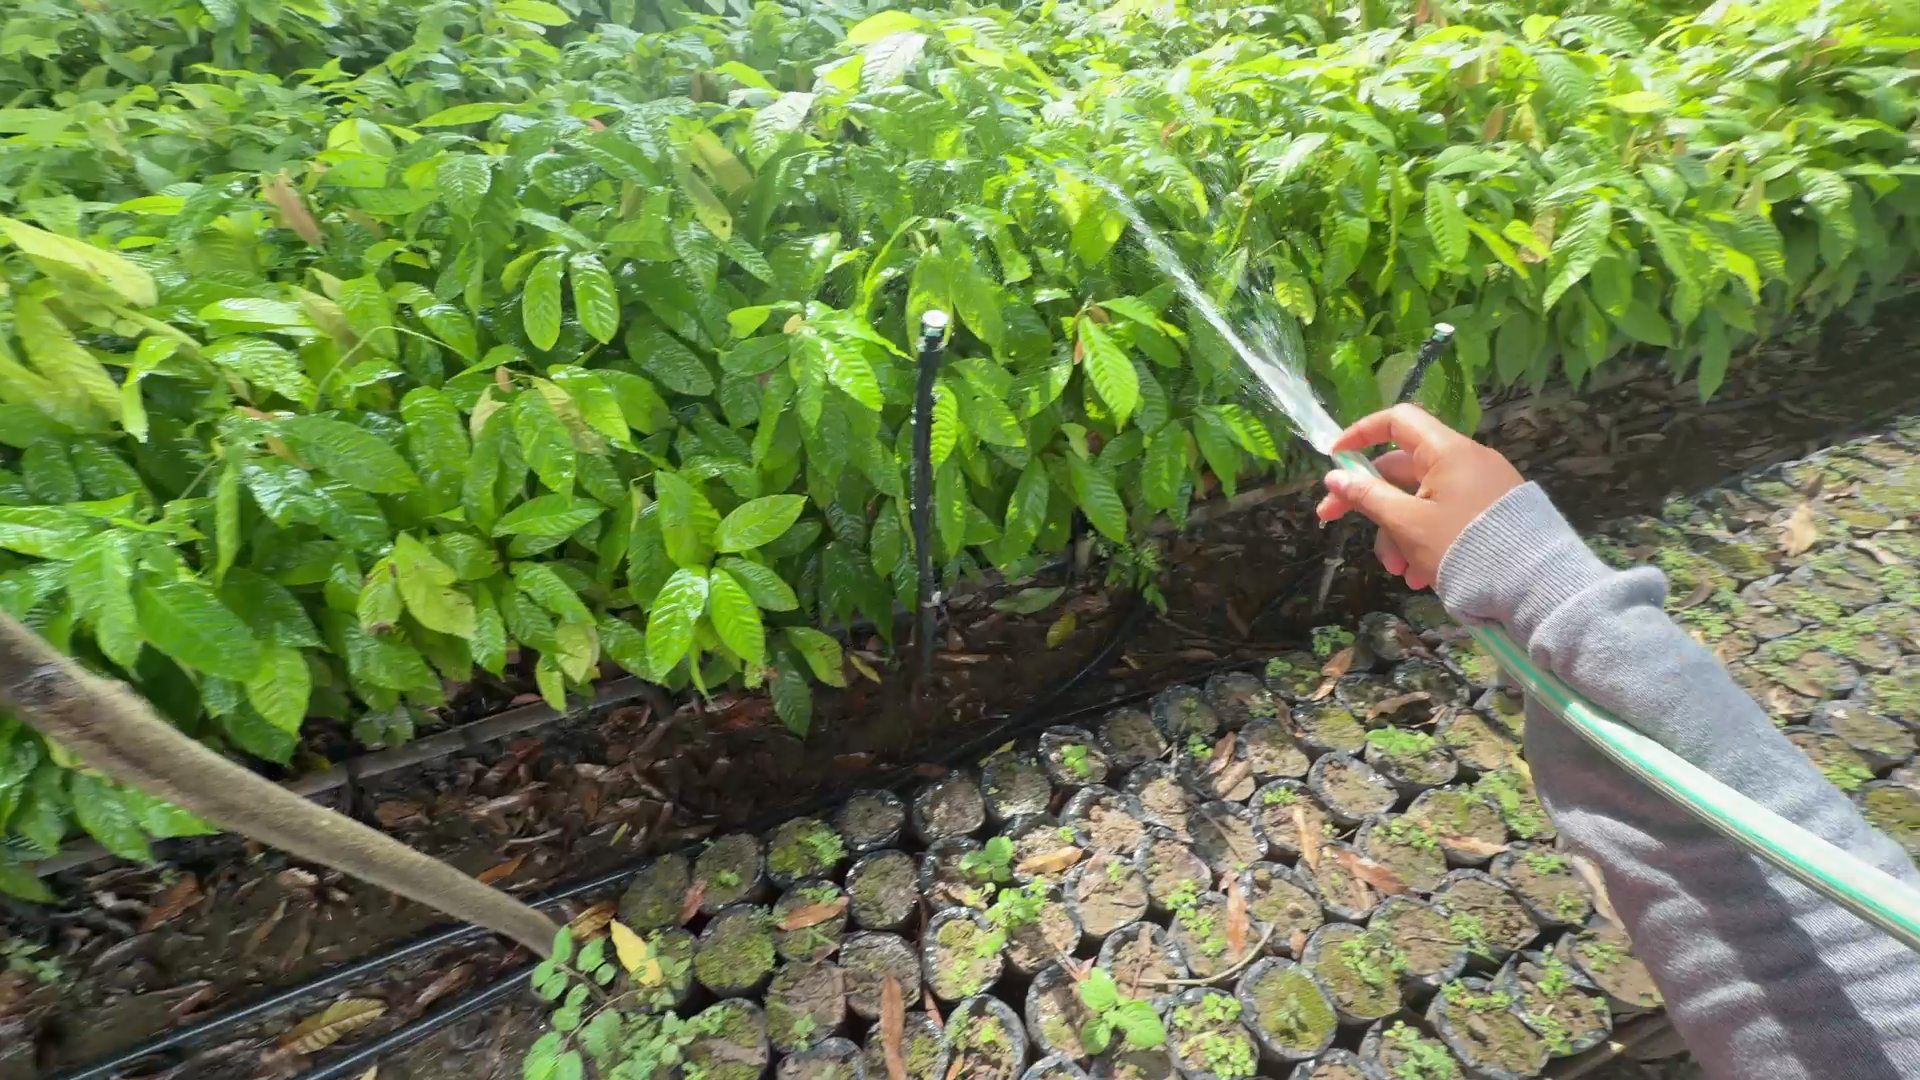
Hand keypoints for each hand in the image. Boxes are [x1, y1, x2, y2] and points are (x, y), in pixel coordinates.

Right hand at [1315, 403, 1523, 590]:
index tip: (1334, 459)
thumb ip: (1366, 496)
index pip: (1397, 421)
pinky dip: (1422, 539)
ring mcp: (1478, 487)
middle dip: (1370, 502)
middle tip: (1332, 521)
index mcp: (1447, 452)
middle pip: (1400, 469)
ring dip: (1395, 533)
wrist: (1536, 586)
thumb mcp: (1405, 522)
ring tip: (1399, 570)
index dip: (1360, 434)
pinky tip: (1420, 574)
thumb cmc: (1463, 546)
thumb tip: (1335, 477)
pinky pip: (1441, 516)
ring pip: (1417, 499)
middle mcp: (1465, 461)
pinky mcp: (1487, 512)